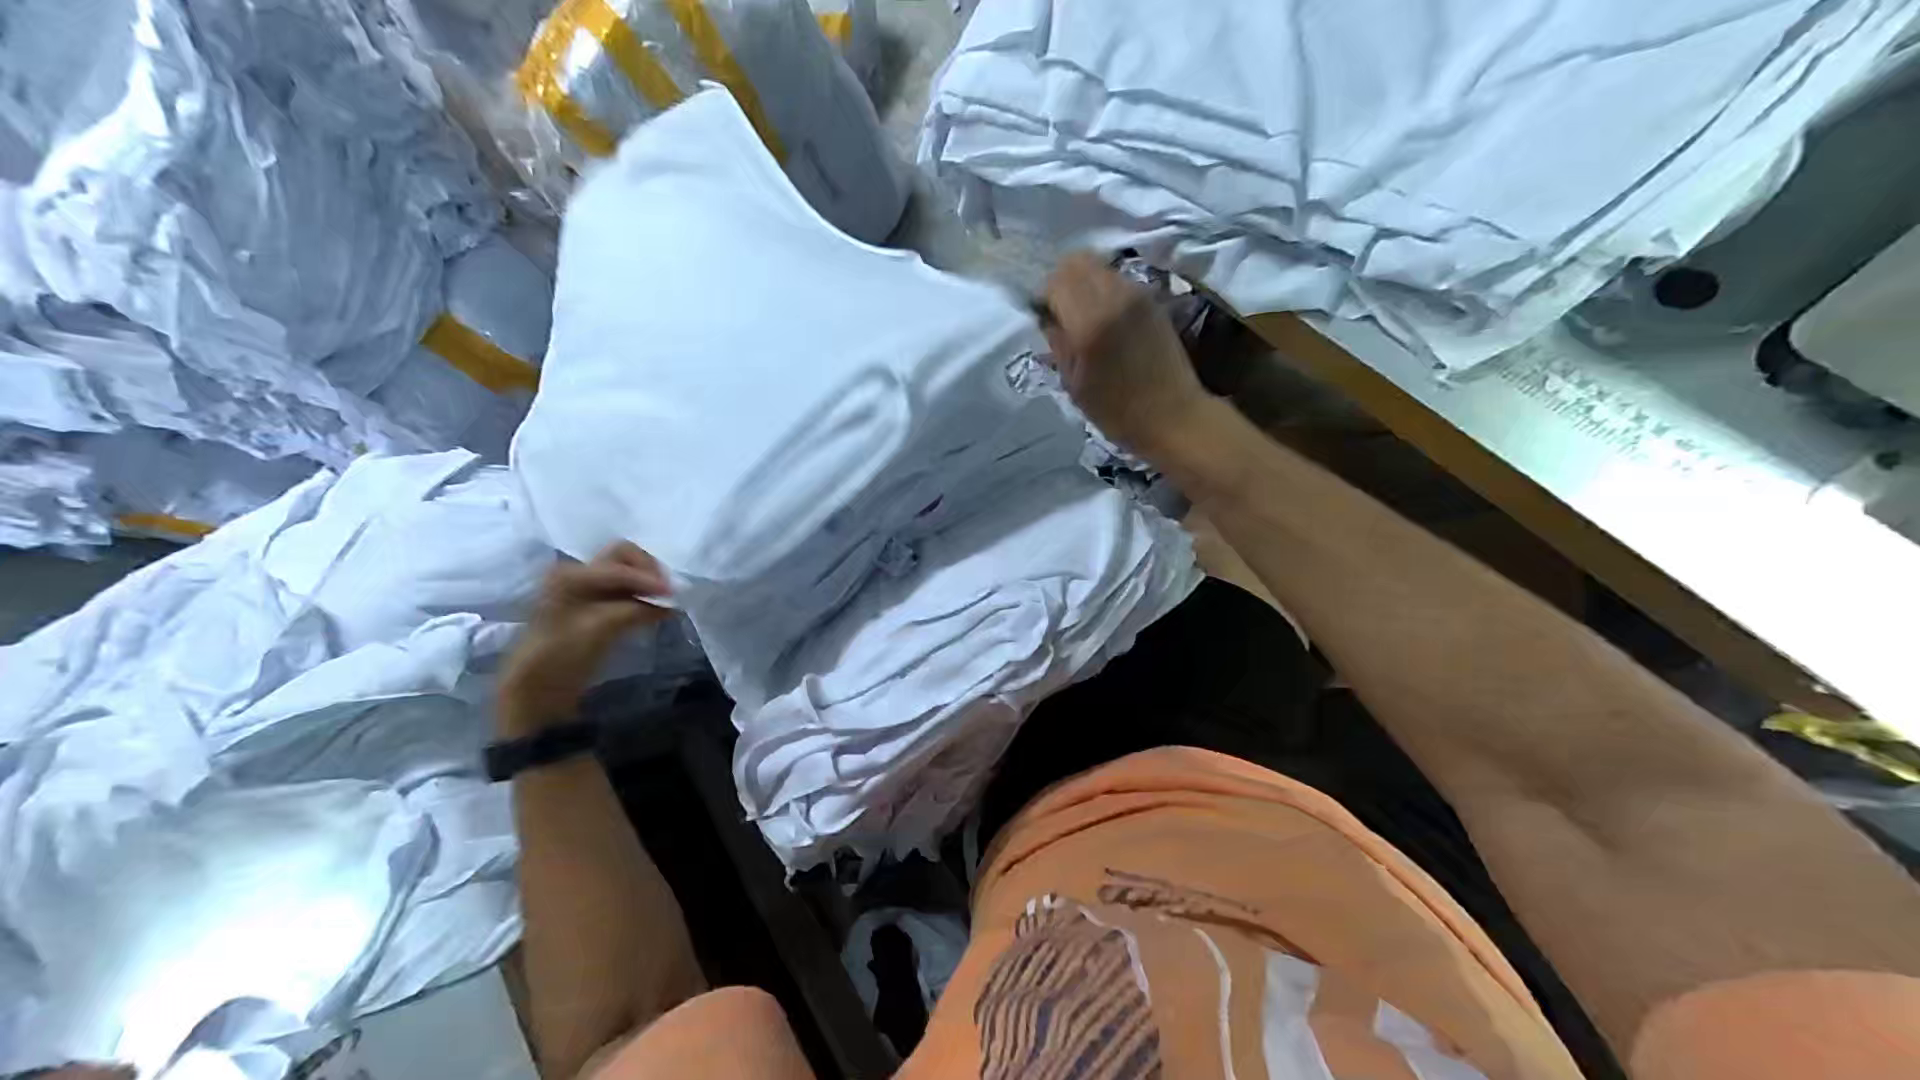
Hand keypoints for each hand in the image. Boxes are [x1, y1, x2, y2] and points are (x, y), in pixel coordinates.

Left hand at [499, 541, 671, 730]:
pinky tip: (656, 609)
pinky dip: (642, 595)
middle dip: (648, 570)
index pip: (620, 566)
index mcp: (572, 574)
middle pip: (623, 556)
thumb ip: (636, 610)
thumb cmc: (563, 654)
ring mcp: (586, 588)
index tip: (674, 594)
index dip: (649, 578)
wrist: (538, 686)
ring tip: (666, 602)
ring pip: (626, 571)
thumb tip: (671, 604)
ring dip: (647, 583)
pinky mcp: (594, 605)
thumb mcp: (600, 628)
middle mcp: (578, 573)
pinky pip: (625, 589)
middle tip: (667, 592)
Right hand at [1041, 253, 1214, 459]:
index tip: (1045, 320)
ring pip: (1098, 267)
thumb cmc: (1117, 410)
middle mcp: (1114, 297)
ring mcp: (1137, 295)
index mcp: (1090, 322)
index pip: (1055, 282)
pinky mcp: (1152, 300)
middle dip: (1062, 282)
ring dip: (1084, 284)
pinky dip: (1103, 291)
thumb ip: (1058, 343)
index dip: (1044, 297)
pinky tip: (1105, 320)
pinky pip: (1117, 280)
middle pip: (1076, 262)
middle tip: (1060, 312)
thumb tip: (1047, 318)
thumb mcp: (1074, 384)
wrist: (1173, 415)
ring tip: (1083, 317)